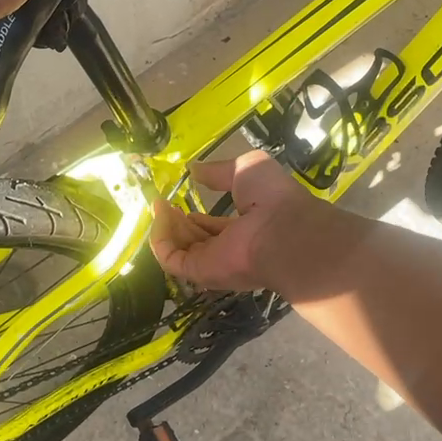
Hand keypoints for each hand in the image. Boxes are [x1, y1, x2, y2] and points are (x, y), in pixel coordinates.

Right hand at [149, 151, 365, 297]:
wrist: (282, 229)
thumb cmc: (270, 196)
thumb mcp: (244, 169)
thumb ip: (218, 171)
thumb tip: (195, 169)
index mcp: (243, 227)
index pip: (213, 226)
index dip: (194, 215)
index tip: (177, 200)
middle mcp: (227, 248)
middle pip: (194, 239)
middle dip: (177, 222)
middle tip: (162, 203)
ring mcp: (213, 263)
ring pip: (180, 249)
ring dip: (166, 228)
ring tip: (159, 205)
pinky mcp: (200, 271)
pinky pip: (171, 259)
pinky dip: (160, 240)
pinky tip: (159, 216)